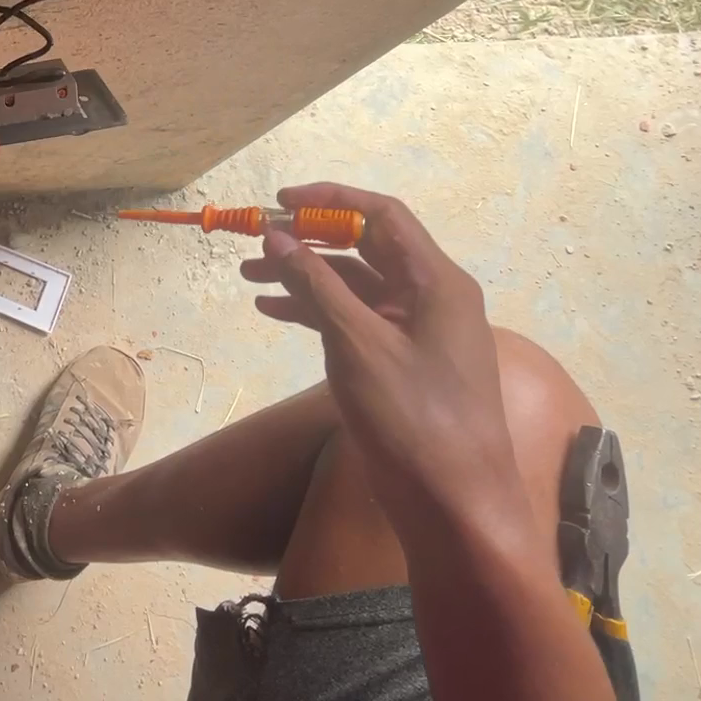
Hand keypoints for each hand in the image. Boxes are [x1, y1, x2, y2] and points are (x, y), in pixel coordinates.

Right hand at [240, 183, 523, 535]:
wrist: (451, 500)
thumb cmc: (412, 414)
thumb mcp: (356, 342)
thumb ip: (315, 283)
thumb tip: (276, 235)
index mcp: (434, 281)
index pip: (381, 217)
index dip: (330, 200)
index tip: (280, 200)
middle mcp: (426, 295)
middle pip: (361, 247)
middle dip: (305, 240)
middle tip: (255, 241)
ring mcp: (411, 327)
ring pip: (348, 283)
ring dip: (300, 275)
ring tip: (248, 275)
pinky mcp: (394, 356)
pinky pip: (348, 316)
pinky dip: (309, 308)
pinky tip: (270, 309)